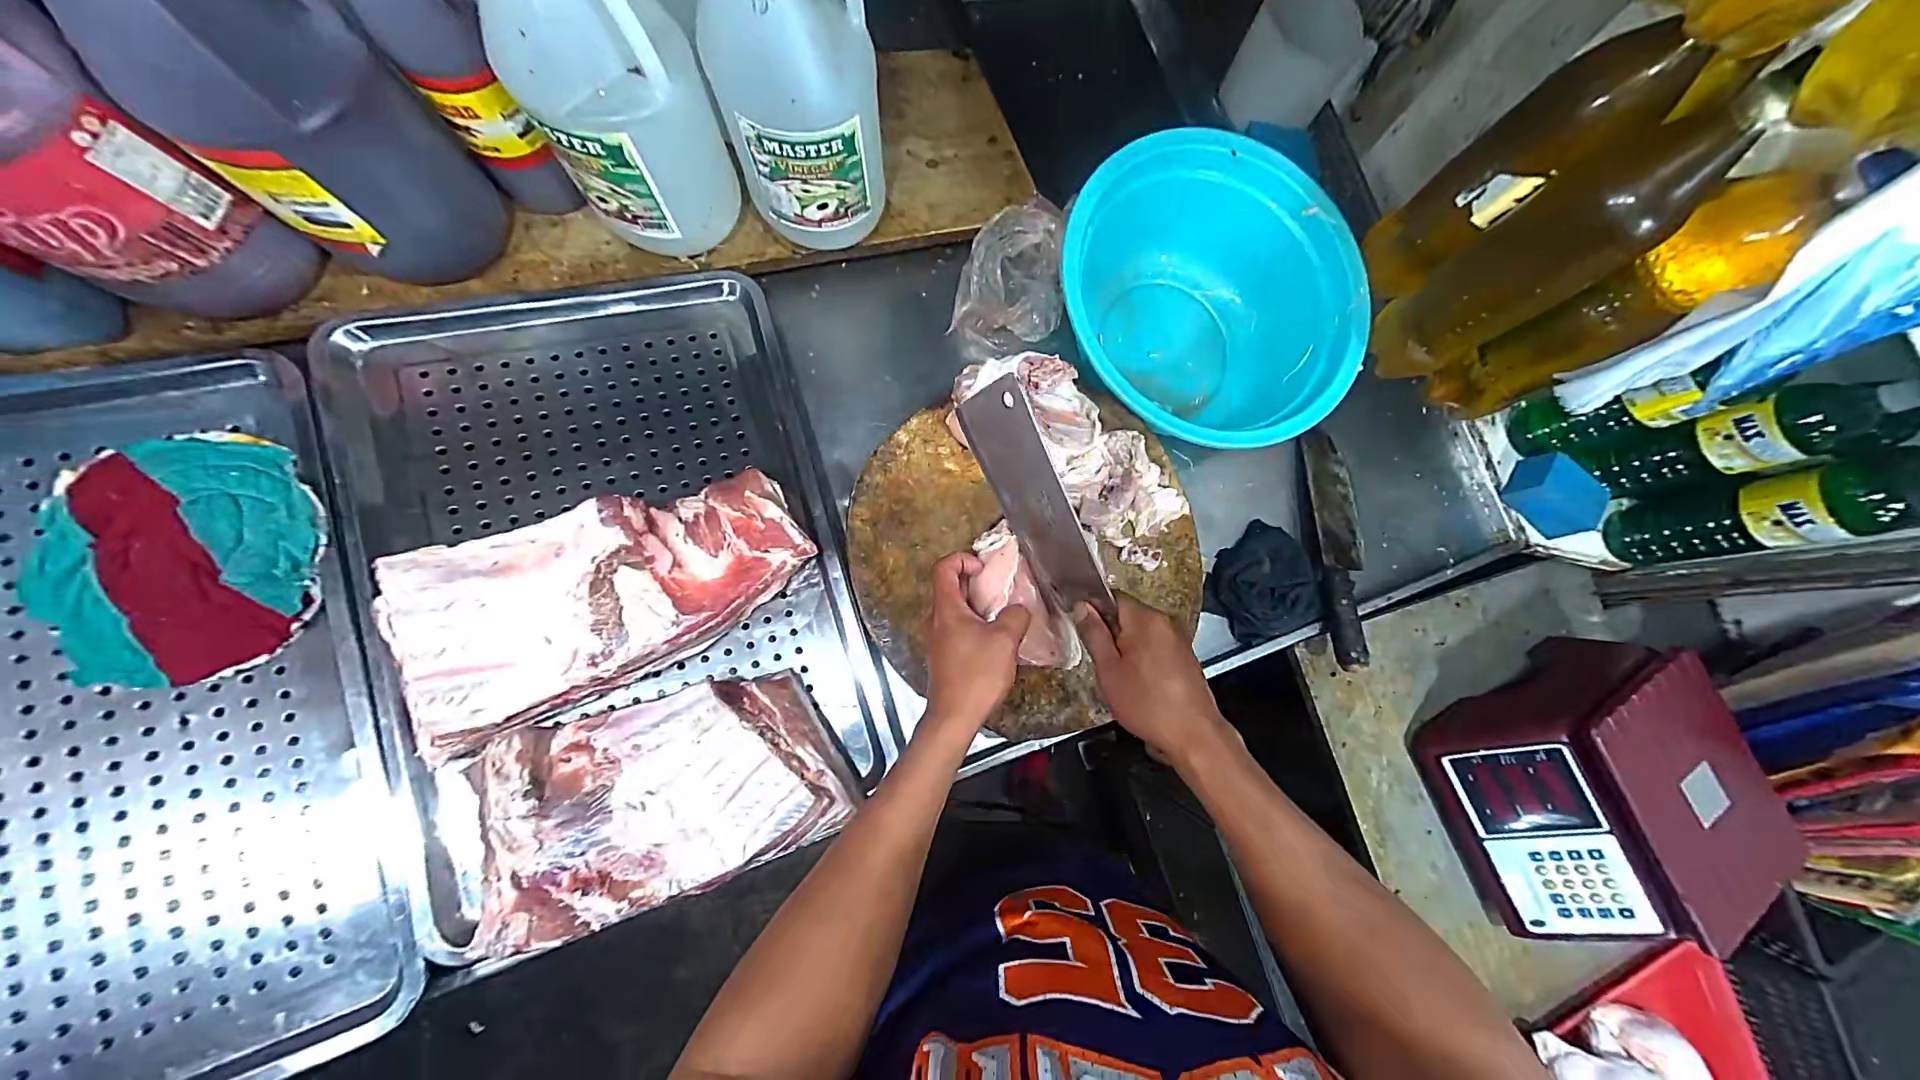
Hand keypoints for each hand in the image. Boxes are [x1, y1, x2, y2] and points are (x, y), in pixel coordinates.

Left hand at [924, 552, 1031, 733]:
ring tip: (1002, 612)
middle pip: (949, 587)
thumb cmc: (976, 675)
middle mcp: (937, 620)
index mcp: (946, 609)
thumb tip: (1018, 610)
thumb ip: (1015, 616)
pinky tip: (996, 638)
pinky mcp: (945, 655)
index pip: (943, 568)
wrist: (954, 716)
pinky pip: (959, 628)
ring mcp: (939, 639)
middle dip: (974, 581)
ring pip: (956, 609)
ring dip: (977, 604)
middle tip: (998, 587)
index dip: (962, 559)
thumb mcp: (1005, 640)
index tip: (983, 569)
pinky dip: (976, 623)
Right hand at [1074, 594, 1237, 768]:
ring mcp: (1178, 639)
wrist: (1192, 733)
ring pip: (1142, 632)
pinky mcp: (1186, 655)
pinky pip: (1157, 646)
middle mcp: (1165, 622)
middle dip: (1112, 633)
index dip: (1095, 612)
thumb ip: (1094, 634)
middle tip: (1104, 662)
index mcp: (1145, 620)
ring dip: (1128, 647)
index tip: (1087, 633)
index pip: (1113, 597)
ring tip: (1123, 676)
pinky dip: (1145, 657)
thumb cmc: (1146, 704)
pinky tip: (1142, 682)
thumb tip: (1083, 607)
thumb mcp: (1109, 670)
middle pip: (1128, 615)